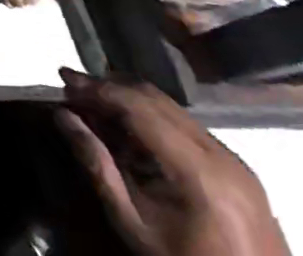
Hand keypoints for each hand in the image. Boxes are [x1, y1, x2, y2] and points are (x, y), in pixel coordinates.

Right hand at [56, 69, 289, 255]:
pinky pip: (188, 127)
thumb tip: (63, 117)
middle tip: (72, 88)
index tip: (63, 79)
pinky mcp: (239, 167)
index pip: (138, 106)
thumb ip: (97, 166)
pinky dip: (153, 118)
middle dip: (110, 88)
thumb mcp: (132, 224)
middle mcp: (220, 153)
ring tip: (95, 105)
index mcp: (196, 169)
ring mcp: (235, 159)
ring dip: (130, 100)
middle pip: (156, 99)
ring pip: (172, 108)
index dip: (97, 88)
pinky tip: (131, 130)